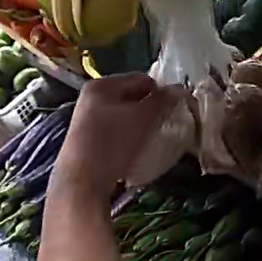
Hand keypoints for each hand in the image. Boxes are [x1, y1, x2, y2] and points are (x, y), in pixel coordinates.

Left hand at [48, 74, 176, 202]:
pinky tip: (134, 150)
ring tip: (150, 139)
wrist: (81, 181)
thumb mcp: (142, 118)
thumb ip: (162, 101)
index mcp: (102, 85)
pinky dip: (129, 136)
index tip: (173, 111)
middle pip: (133, 97)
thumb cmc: (112, 143)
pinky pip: (117, 130)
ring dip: (141, 124)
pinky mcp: (88, 138)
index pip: (142, 79)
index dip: (162, 93)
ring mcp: (88, 118)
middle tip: (164, 126)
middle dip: (151, 109)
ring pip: (125, 114)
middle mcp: (92, 97)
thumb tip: (180, 90)